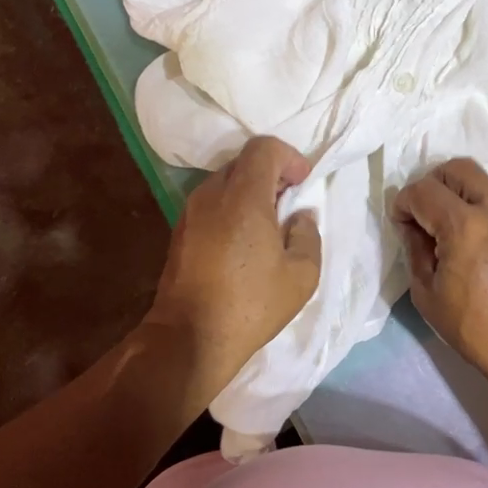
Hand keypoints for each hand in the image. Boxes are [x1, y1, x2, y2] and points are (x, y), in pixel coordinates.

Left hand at [143, 136, 321, 401]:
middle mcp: (211, 195)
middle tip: (289, 204)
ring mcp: (190, 213)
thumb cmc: (251, 305)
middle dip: (270, 174)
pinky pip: (211, 205)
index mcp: (243, 197)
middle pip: (243, 163)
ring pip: (224, 183)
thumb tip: (300, 217)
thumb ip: (308, 236)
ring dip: (249, 193)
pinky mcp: (179, 233)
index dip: (289, 157)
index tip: (303, 183)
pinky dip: (231, 209)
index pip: (263, 148)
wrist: (189, 339)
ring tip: (268, 227)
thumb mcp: (301, 275)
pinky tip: (243, 244)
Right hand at [392, 158, 487, 382]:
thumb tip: (411, 226)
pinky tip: (471, 240)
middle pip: (456, 169)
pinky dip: (477, 206)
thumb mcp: (427, 293)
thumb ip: (415, 249)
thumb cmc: (474, 328)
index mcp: (465, 226)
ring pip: (479, 180)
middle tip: (423, 215)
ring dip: (456, 194)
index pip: (423, 190)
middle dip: (431, 184)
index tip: (401, 225)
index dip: (403, 204)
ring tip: (447, 228)